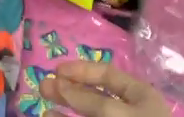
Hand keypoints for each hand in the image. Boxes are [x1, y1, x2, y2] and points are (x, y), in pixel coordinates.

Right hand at [40, 61, 173, 116]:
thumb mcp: (118, 113)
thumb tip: (60, 83)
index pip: (107, 75)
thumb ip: (90, 99)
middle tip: (43, 88)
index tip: (57, 71)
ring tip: (44, 109)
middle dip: (69, 91)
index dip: (81, 70)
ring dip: (66, 112)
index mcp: (140, 96)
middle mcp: (129, 112)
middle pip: (94, 96)